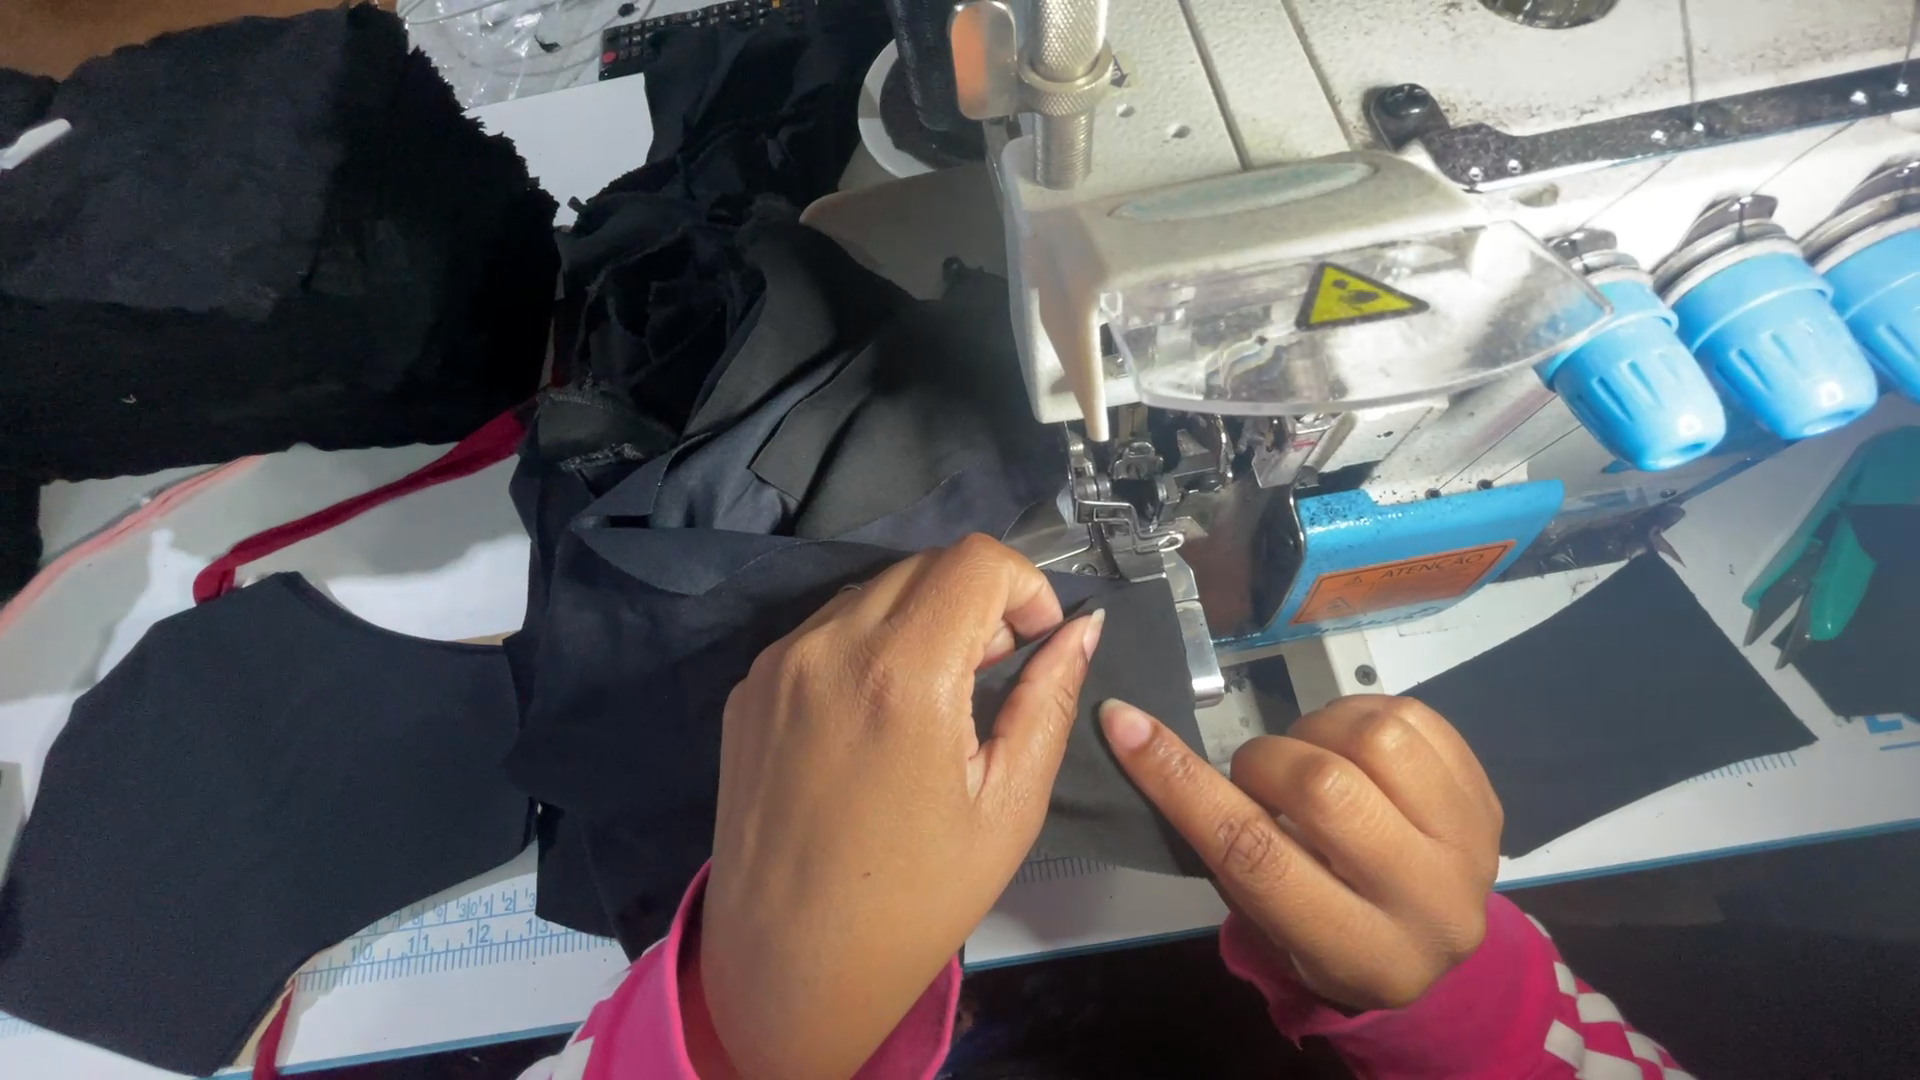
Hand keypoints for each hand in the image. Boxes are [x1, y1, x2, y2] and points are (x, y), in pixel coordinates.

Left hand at [694, 535, 1103, 1078]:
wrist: (788, 967)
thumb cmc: (917, 897)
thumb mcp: (1010, 804)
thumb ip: (1049, 698)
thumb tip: (1081, 627)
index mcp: (904, 673)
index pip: (975, 559)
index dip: (1023, 585)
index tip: (1033, 640)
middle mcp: (829, 645)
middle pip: (925, 564)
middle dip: (976, 600)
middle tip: (989, 671)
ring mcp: (777, 662)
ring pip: (874, 590)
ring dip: (921, 617)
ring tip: (934, 692)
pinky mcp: (748, 685)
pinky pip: (826, 628)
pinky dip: (869, 643)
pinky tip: (874, 713)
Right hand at [1100, 695, 1501, 1011]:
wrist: (1426, 931)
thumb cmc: (1320, 919)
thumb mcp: (1259, 904)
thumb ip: (1215, 832)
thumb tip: (1137, 729)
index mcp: (1353, 949)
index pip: (1251, 852)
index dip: (1178, 780)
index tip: (1123, 721)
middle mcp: (1426, 905)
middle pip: (1320, 788)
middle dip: (1264, 761)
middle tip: (1261, 774)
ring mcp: (1469, 847)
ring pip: (1371, 738)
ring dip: (1316, 731)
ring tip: (1313, 755)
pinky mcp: (1487, 796)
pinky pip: (1408, 713)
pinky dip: (1357, 712)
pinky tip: (1352, 745)